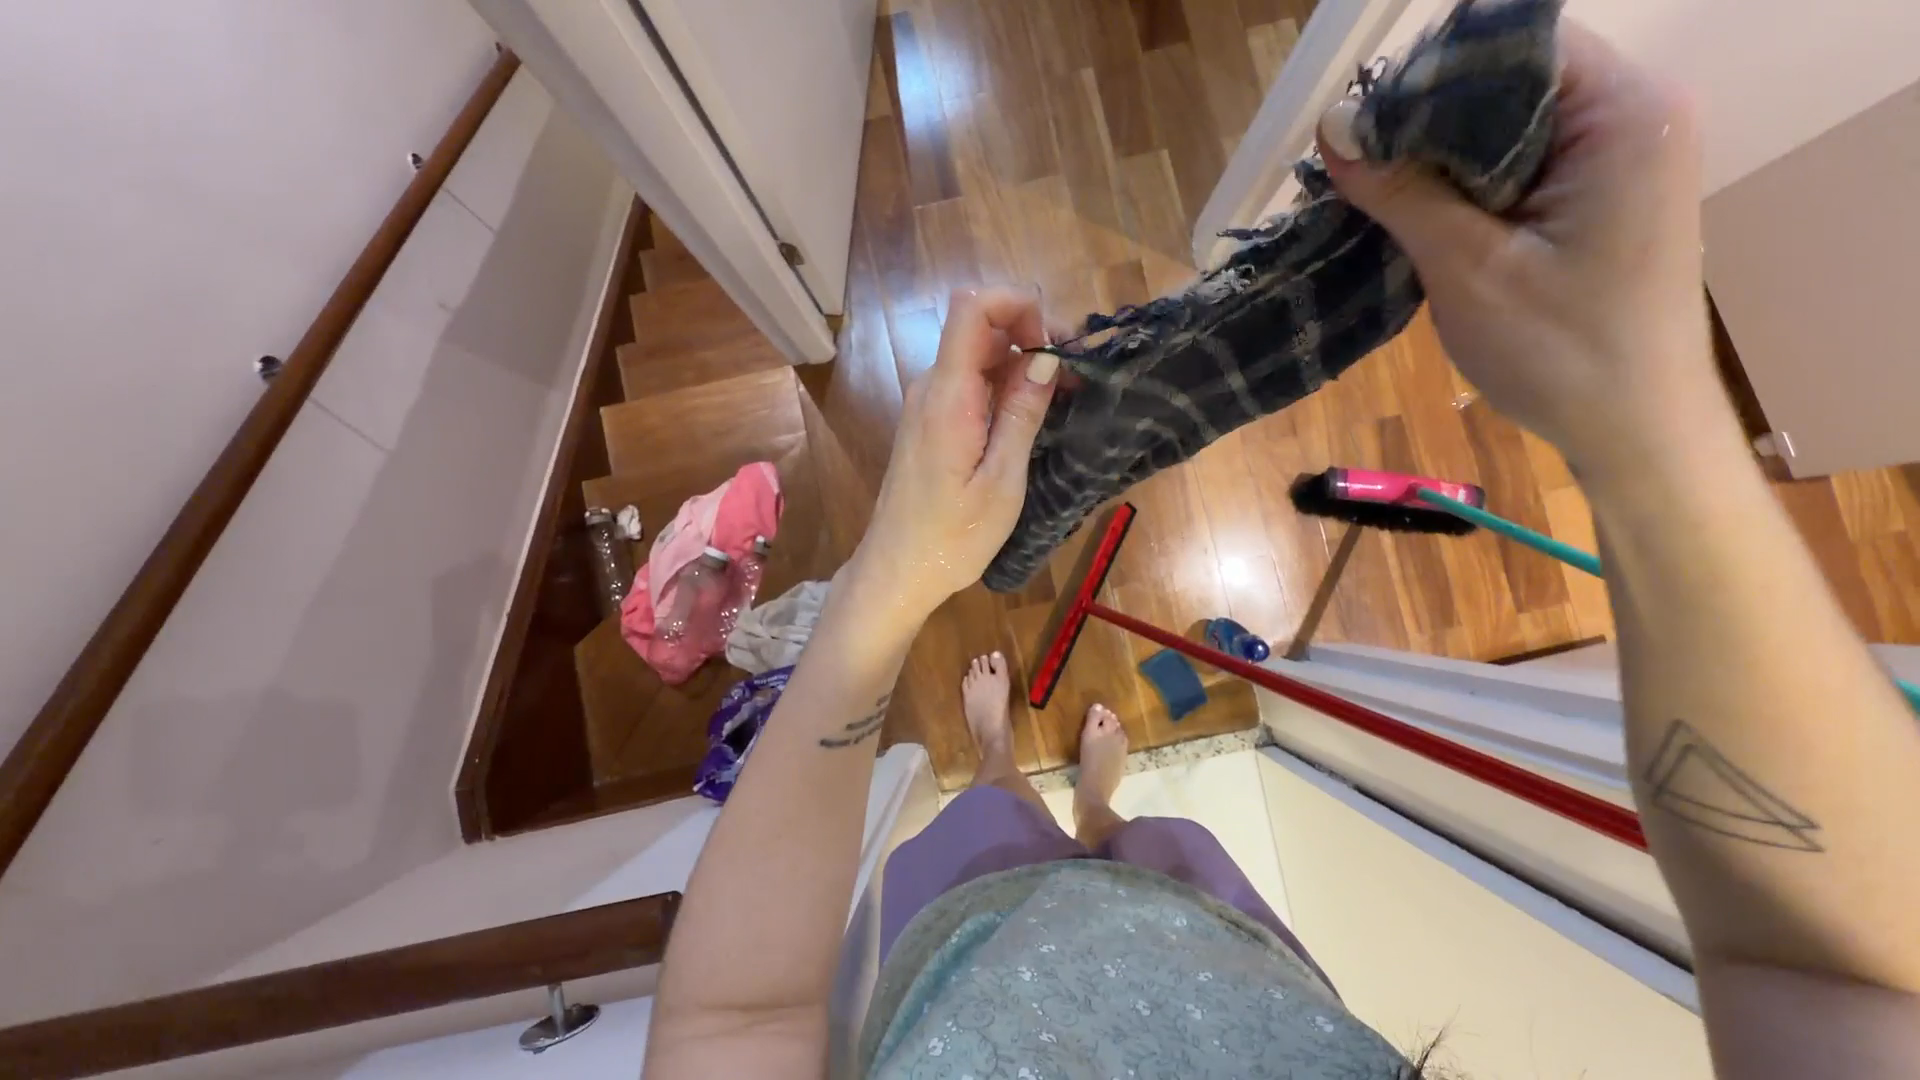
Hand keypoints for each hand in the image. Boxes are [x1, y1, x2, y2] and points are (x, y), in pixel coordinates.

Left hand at [844, 287, 1057, 623]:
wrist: (897, 572)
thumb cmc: (952, 538)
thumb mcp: (1001, 482)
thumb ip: (1022, 414)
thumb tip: (1046, 357)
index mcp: (947, 397)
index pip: (972, 307)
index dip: (1019, 303)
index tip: (1057, 344)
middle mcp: (930, 388)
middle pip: (980, 327)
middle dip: (1032, 334)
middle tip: (1075, 376)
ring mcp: (926, 404)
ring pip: (978, 356)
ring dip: (1022, 364)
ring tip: (1063, 399)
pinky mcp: (929, 422)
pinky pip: (970, 384)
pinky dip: (1004, 386)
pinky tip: (1031, 416)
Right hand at [1318, 22, 1731, 480]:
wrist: (1631, 429)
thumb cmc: (1560, 351)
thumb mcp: (1467, 268)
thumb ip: (1402, 191)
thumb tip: (1334, 127)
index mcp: (1623, 113)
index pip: (1516, 46)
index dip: (1432, 77)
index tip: (1363, 127)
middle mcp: (1632, 116)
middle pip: (1511, 81)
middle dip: (1427, 121)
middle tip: (1356, 165)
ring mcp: (1619, 158)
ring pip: (1508, 127)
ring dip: (1439, 159)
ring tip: (1374, 194)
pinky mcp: (1599, 198)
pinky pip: (1518, 167)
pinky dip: (1464, 187)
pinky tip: (1418, 219)